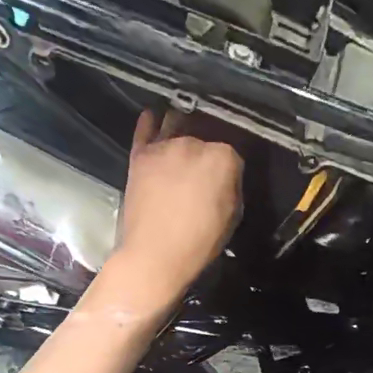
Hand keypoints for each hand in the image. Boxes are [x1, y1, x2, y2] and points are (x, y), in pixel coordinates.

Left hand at [104, 108, 242, 315]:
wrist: (156, 254)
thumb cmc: (201, 241)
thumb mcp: (233, 214)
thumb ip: (231, 185)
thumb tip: (226, 175)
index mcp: (223, 157)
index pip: (232, 149)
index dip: (229, 165)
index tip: (225, 177)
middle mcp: (194, 143)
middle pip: (203, 135)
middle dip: (204, 146)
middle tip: (201, 166)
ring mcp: (164, 146)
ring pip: (176, 124)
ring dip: (181, 127)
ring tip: (182, 132)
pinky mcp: (140, 154)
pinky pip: (145, 129)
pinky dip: (150, 122)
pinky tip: (153, 117)